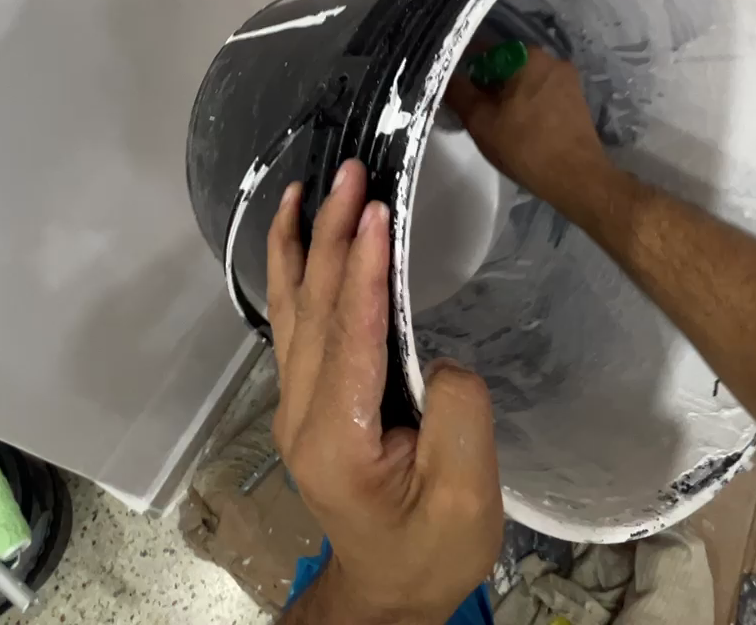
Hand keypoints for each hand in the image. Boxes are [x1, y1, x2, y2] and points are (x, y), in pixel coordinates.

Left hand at [268, 160, 502, 623]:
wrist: (387, 587)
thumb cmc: (430, 547)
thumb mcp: (467, 495)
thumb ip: (456, 413)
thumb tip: (434, 353)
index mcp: (338, 438)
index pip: (350, 336)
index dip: (362, 269)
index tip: (375, 209)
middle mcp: (300, 412)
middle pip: (310, 308)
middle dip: (328, 233)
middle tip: (348, 172)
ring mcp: (293, 402)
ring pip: (289, 308)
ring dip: (297, 242)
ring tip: (302, 188)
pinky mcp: (302, 395)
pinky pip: (291, 321)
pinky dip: (290, 270)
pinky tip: (295, 237)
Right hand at [445, 45, 612, 213]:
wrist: (575, 177)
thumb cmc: (524, 145)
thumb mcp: (480, 120)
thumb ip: (458, 93)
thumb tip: (445, 75)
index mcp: (526, 56)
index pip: (484, 51)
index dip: (464, 69)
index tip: (455, 90)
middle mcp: (550, 59)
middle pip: (506, 65)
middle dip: (488, 84)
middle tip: (474, 111)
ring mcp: (567, 79)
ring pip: (524, 80)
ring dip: (508, 96)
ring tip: (497, 123)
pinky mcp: (576, 100)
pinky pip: (541, 94)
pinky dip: (527, 104)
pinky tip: (520, 128)